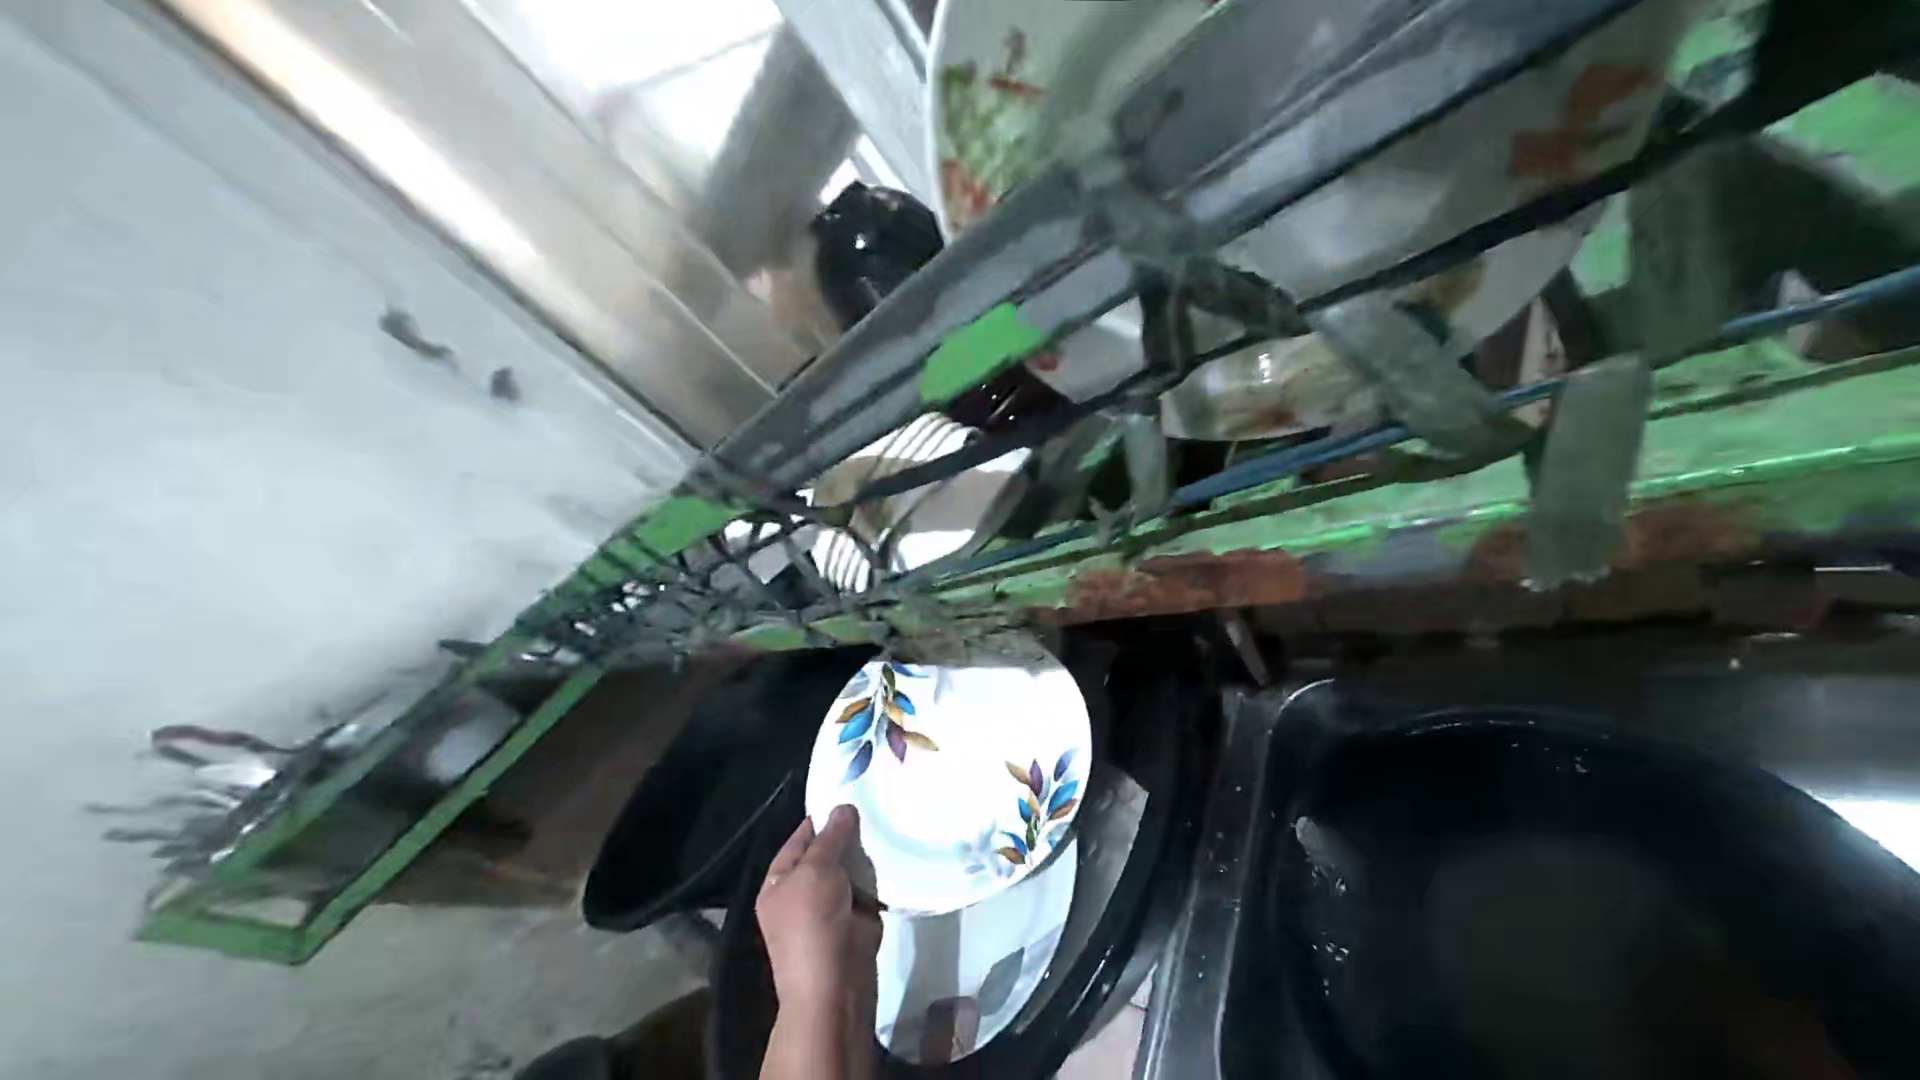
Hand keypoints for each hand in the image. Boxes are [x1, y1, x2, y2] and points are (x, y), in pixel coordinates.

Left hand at [756, 804, 882, 1016]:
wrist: (834, 988)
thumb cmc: (812, 924)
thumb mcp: (816, 871)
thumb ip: (831, 836)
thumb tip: (844, 806)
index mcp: (779, 883)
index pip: (800, 839)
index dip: (821, 817)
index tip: (849, 794)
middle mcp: (802, 893)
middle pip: (827, 853)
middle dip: (849, 834)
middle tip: (877, 805)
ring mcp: (831, 908)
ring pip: (850, 870)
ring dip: (867, 854)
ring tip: (890, 822)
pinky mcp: (857, 921)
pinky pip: (868, 890)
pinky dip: (880, 876)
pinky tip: (897, 853)